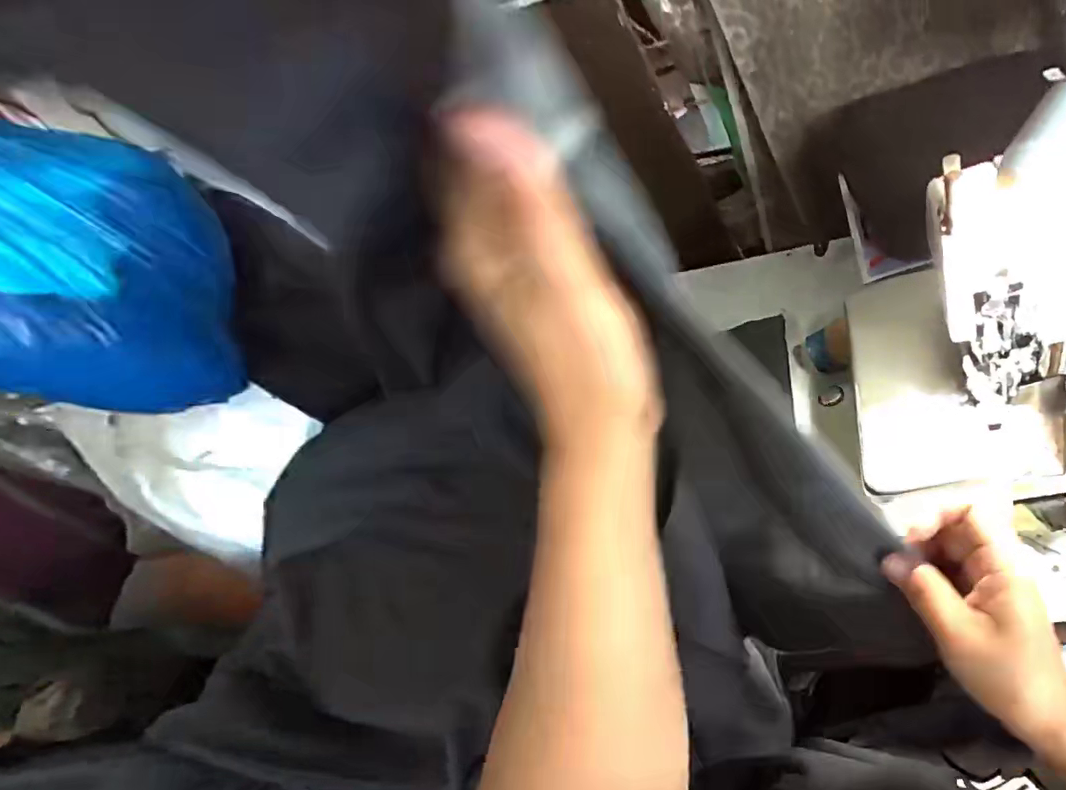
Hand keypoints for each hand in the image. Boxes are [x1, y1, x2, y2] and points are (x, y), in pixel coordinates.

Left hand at [439, 108, 660, 449]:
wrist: (603, 427)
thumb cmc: (595, 361)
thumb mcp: (572, 280)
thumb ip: (537, 208)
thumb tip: (490, 124)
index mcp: (478, 250)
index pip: (462, 157)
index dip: (486, 118)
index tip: (519, 87)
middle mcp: (476, 259)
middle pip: (471, 178)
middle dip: (495, 138)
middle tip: (536, 104)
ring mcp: (499, 279)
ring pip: (492, 203)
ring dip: (511, 167)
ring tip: (545, 134)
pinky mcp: (525, 293)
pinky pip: (513, 229)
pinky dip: (527, 202)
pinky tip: (549, 192)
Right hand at [882, 507, 1065, 743]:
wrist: (1043, 713)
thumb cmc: (1003, 673)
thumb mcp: (955, 632)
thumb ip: (923, 591)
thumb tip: (890, 559)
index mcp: (1002, 565)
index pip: (971, 513)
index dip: (936, 516)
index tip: (907, 543)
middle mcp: (1000, 567)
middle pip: (960, 532)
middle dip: (925, 540)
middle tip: (895, 566)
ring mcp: (996, 586)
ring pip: (956, 555)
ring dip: (926, 560)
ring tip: (898, 579)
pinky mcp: (989, 604)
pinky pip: (958, 577)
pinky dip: (935, 579)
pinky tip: (914, 592)